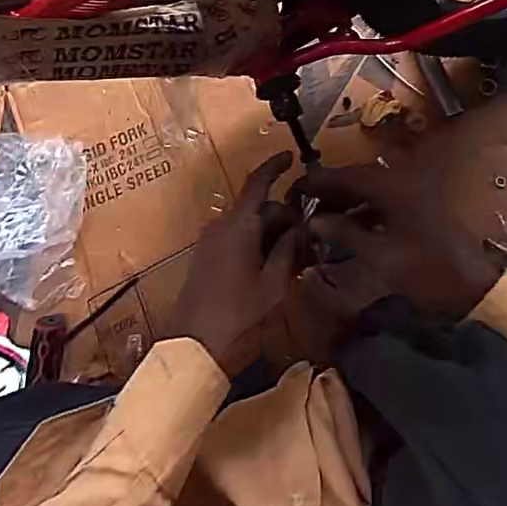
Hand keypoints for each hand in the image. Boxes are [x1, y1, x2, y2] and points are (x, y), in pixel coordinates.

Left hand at [163, 162, 296, 375]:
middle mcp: (220, 226)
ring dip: (272, 234)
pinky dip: (257, 244)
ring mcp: (210, 242)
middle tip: (311, 239)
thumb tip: (300, 226)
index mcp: (237, 226)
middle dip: (285, 216)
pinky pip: (236, 239)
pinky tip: (276, 268)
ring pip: (248, 225)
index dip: (274, 166)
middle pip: (258, 207)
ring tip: (298, 259)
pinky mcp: (206, 258)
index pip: (257, 183)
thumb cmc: (239, 318)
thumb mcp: (274, 286)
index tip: (290, 156)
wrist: (195, 349)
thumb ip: (288, 251)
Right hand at [298, 163, 503, 323]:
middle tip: (303, 203)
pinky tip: (347, 224)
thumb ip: (344, 233)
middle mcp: (402, 179)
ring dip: (345, 199)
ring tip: (321, 215)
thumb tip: (314, 221)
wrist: (477, 288)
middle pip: (355, 177)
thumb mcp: (380, 256)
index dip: (317, 182)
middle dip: (329, 190)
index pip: (344, 175)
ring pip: (368, 187)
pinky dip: (363, 208)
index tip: (293, 190)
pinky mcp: (419, 203)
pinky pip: (382, 197)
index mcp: (391, 185)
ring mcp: (413, 190)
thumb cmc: (428, 270)